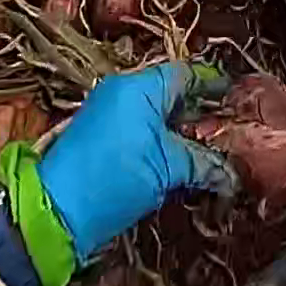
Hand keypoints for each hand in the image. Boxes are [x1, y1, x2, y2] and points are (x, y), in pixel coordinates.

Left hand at [37, 62, 237, 257]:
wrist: (51, 213)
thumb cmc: (112, 179)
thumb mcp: (166, 169)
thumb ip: (201, 162)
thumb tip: (229, 173)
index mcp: (141, 85)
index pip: (187, 73)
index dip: (212, 83)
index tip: (234, 94)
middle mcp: (123, 87)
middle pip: (171, 87)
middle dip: (197, 105)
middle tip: (221, 121)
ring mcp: (107, 106)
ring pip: (154, 104)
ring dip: (177, 120)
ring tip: (201, 140)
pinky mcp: (97, 128)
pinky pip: (137, 118)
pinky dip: (157, 130)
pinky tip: (173, 151)